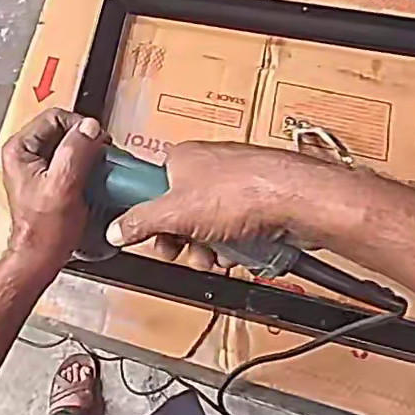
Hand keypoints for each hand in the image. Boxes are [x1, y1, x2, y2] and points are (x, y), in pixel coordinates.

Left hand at [2, 108, 105, 270]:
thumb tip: (89, 127)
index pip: (55, 117)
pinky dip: (85, 166)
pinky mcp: (49, 179)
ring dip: (88, 153)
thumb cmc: (45, 229)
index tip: (96, 141)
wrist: (41, 256)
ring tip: (99, 166)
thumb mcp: (64, 185)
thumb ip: (76, 151)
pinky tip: (93, 178)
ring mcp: (36, 167)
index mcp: (20, 149)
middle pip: (63, 129)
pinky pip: (71, 161)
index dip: (80, 126)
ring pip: (69, 145)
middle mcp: (25, 154)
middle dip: (86, 140)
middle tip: (101, 154)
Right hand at [105, 141, 356, 254]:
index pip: (149, 188)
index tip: (147, 235)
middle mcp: (207, 166)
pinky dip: (233, 244)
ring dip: (207, 247)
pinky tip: (237, 252)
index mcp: (182, 158)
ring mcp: (234, 184)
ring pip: (207, 224)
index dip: (147, 216)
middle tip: (184, 251)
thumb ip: (141, 223)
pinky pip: (233, 228)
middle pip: (178, 211)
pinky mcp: (256, 201)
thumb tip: (116, 230)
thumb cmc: (245, 191)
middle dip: (181, 239)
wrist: (299, 199)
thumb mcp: (176, 214)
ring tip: (216, 256)